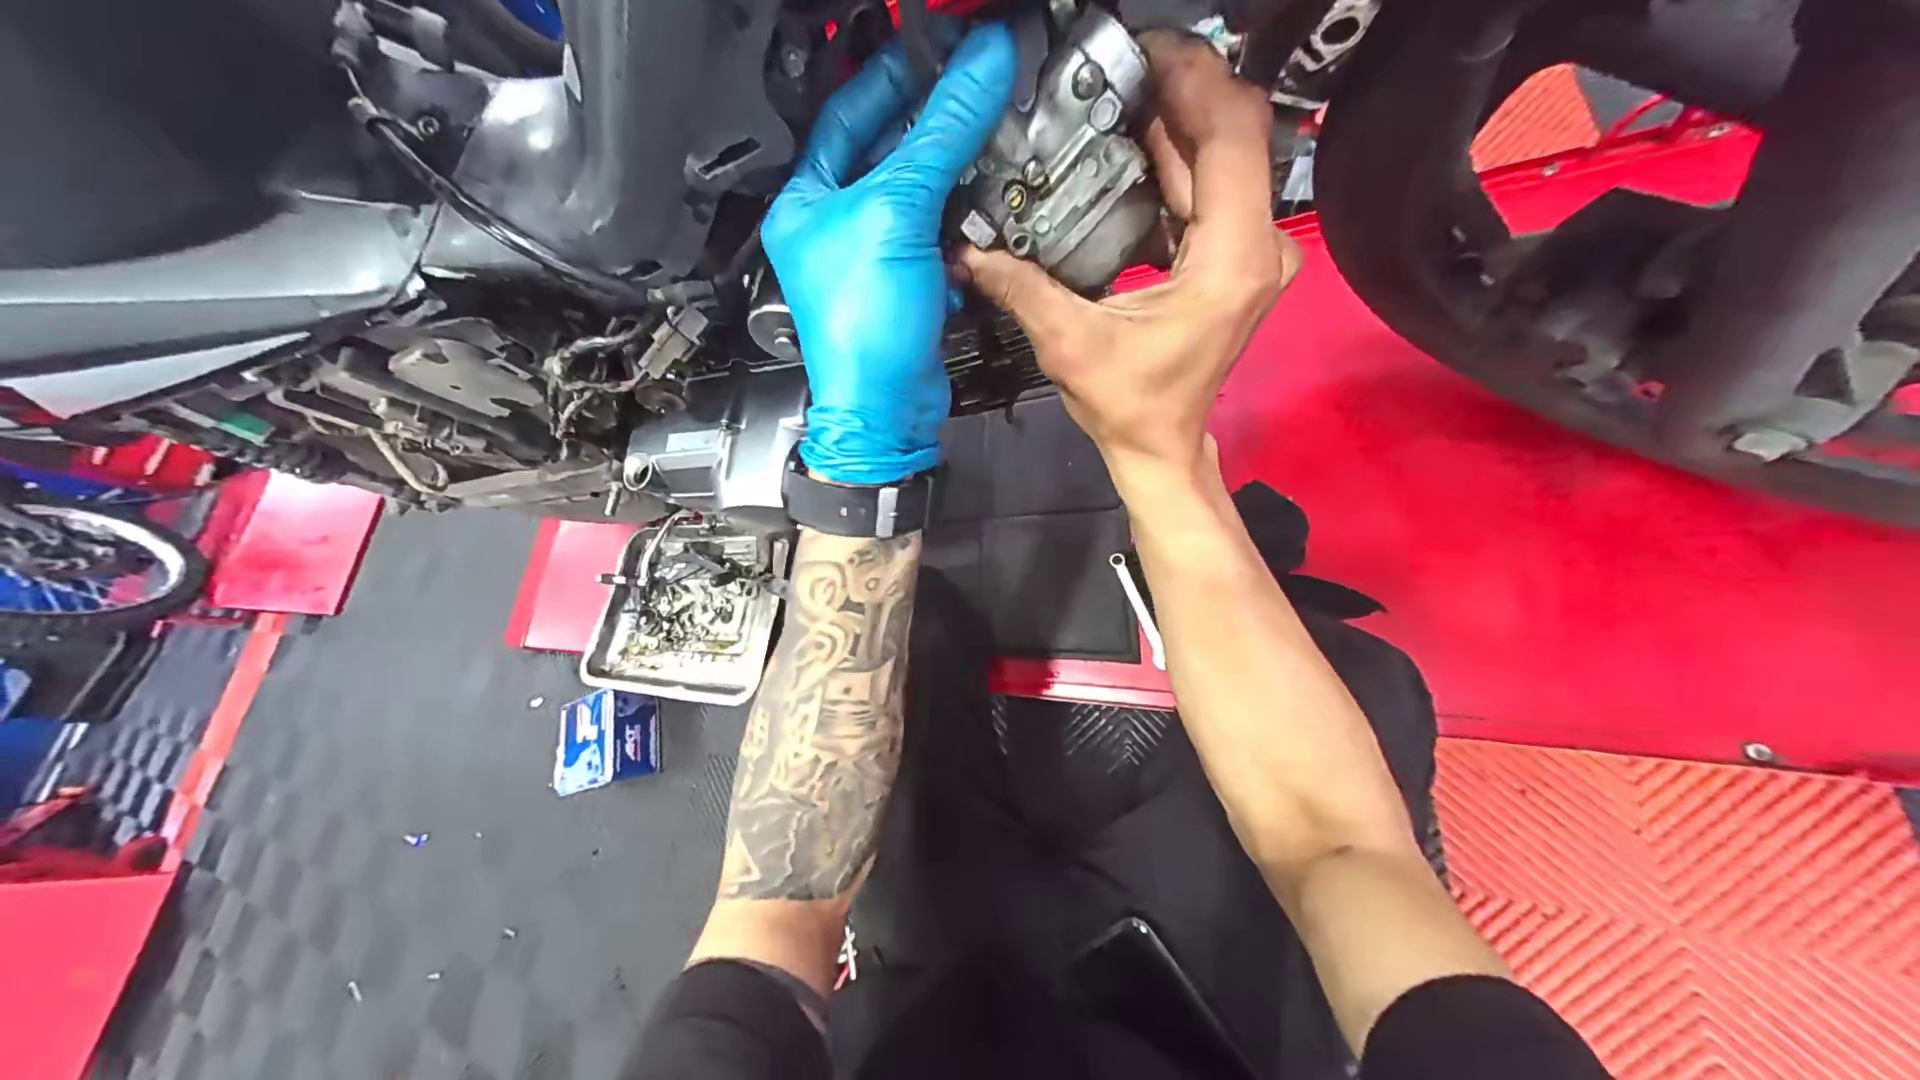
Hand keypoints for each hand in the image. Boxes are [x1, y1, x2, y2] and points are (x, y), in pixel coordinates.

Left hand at [763, 25, 1016, 485]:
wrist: (888, 409)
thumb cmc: (861, 331)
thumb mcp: (895, 215)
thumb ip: (939, 137)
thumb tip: (977, 67)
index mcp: (806, 203)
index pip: (847, 116)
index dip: (889, 78)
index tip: (932, 52)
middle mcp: (836, 228)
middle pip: (887, 154)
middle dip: (930, 125)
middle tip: (971, 92)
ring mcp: (875, 259)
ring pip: (919, 198)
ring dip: (952, 176)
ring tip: (984, 143)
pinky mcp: (909, 286)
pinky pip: (939, 239)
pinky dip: (960, 226)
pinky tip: (977, 215)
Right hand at [958, 32, 1300, 474]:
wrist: (1160, 446)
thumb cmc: (1129, 407)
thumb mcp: (1069, 344)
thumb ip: (1022, 286)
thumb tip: (971, 250)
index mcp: (1229, 260)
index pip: (1226, 134)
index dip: (1189, 78)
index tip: (1140, 51)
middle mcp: (1257, 247)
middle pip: (1232, 134)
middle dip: (1179, 91)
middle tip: (1120, 71)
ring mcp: (1253, 254)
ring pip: (1224, 160)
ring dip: (1175, 126)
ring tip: (1121, 100)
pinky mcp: (1236, 261)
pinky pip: (1214, 192)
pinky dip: (1177, 167)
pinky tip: (1135, 153)